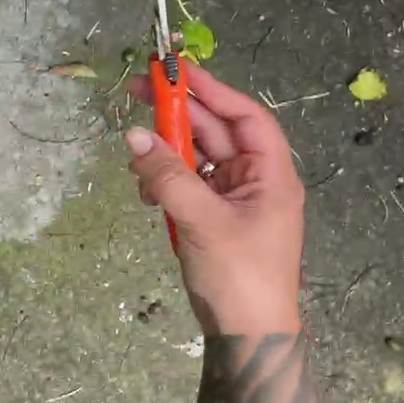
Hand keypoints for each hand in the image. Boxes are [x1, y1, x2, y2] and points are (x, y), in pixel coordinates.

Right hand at [126, 61, 303, 335]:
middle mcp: (252, 180)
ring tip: (135, 160)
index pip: (244, 117)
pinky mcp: (209, 215)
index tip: (175, 70)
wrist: (245, 332)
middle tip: (135, 92)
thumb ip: (166, 175)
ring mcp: (230, 198)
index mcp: (270, 175)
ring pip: (193, 157)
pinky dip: (160, 179)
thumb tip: (133, 135)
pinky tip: (143, 191)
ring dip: (163, 153)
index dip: (212, 90)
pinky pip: (182, 182)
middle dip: (176, 114)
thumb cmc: (239, 274)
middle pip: (213, 132)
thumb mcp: (201, 220)